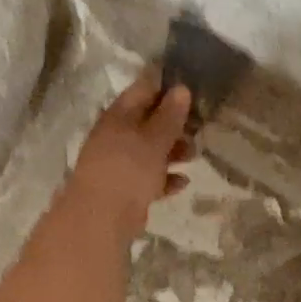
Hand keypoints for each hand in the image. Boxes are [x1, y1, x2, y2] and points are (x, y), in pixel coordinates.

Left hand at [67, 68, 193, 233]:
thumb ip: (169, 115)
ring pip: (149, 151)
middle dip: (174, 123)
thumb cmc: (129, 169)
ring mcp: (119, 164)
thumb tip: (181, 89)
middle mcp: (116, 136)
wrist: (102, 217)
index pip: (143, 89)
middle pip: (148, 122)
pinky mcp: (124, 190)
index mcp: (119, 116)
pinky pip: (149, 179)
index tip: (190, 85)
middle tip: (198, 125)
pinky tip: (183, 182)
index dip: (166, 84)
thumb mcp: (154, 139)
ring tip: (194, 155)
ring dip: (173, 151)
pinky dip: (165, 179)